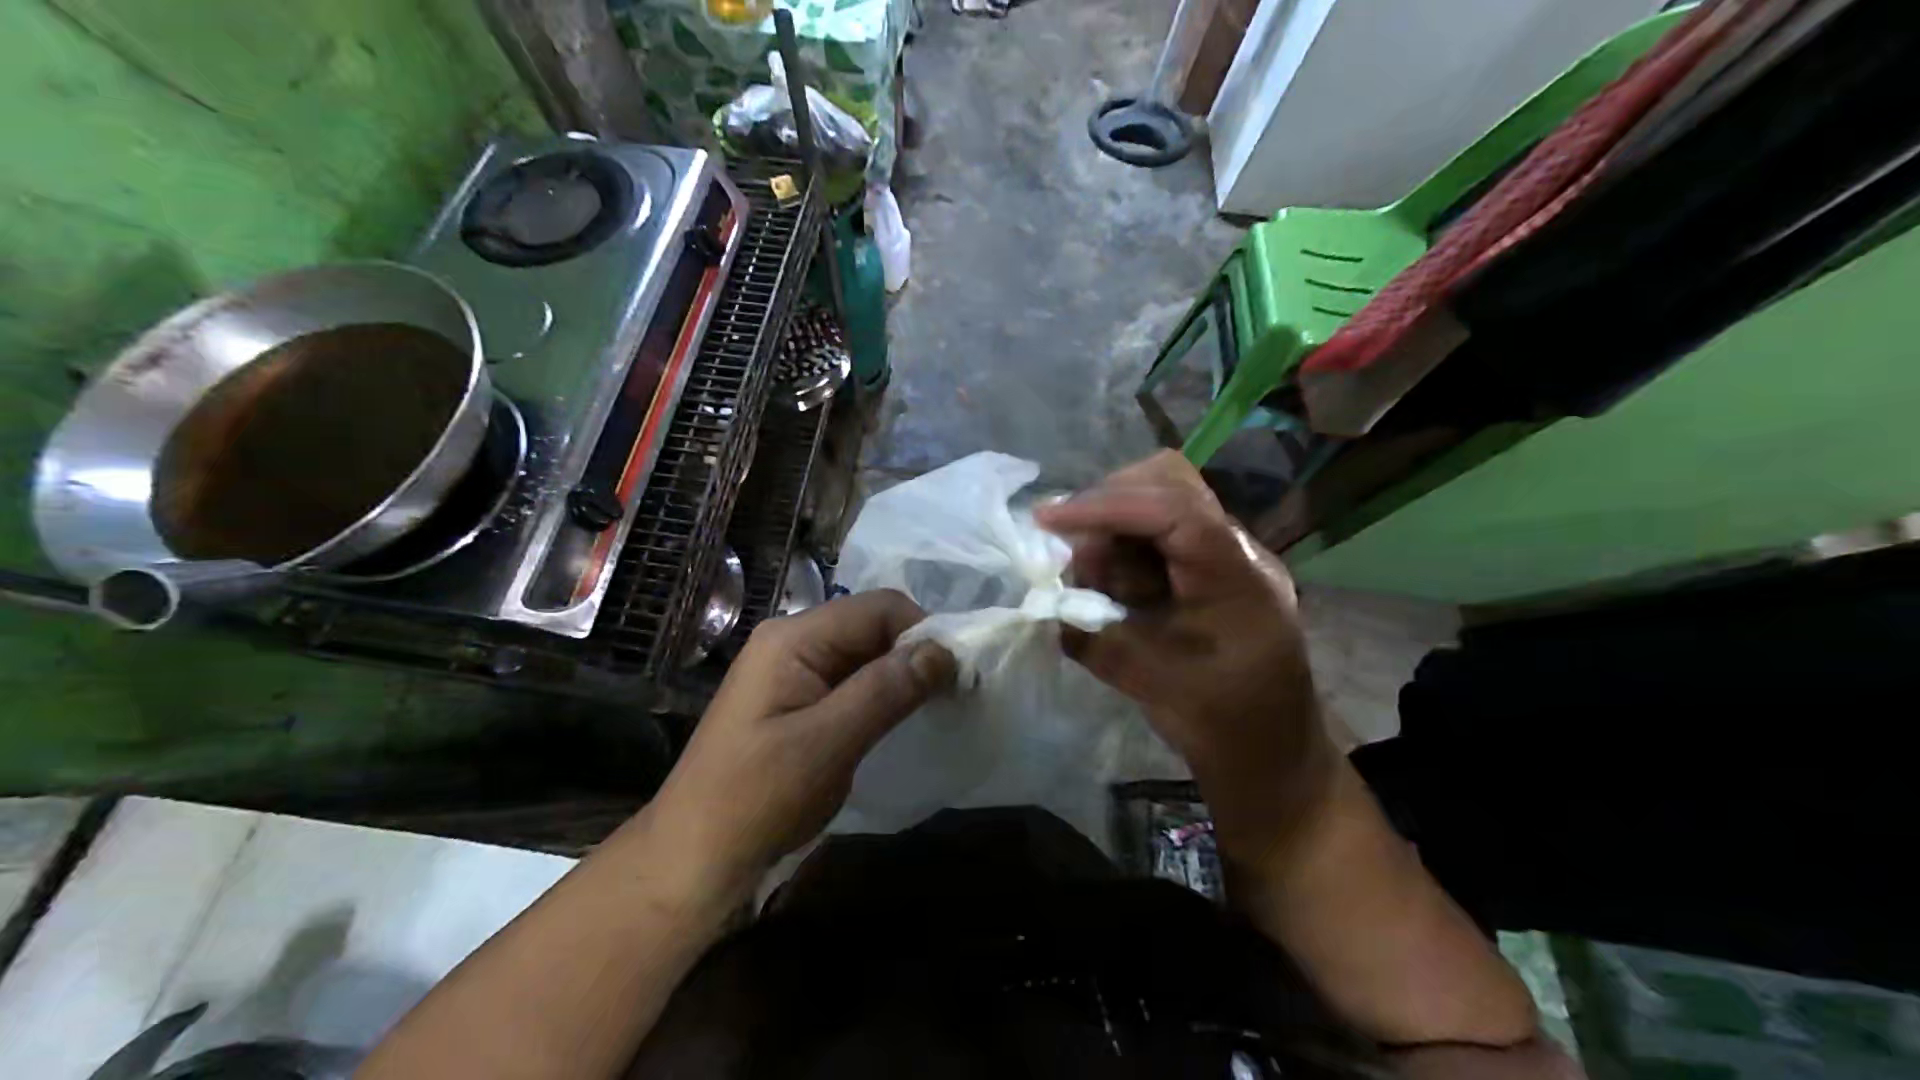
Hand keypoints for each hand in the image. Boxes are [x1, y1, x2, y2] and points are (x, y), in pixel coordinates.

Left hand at [647, 590, 955, 896]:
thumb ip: (886, 690)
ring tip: (932, 707)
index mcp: (793, 638)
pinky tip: (897, 718)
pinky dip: (879, 693)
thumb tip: (943, 650)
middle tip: (951, 694)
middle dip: (913, 652)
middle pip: (870, 625)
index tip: (956, 674)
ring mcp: (791, 670)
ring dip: (899, 675)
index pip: (877, 608)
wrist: (694, 857)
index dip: (921, 631)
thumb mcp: (829, 743)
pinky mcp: (795, 699)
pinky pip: (849, 680)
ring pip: (863, 654)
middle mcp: (792, 641)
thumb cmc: (757, 797)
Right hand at [1034, 451, 1334, 857]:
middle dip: (1107, 505)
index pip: (1172, 510)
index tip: (1049, 521)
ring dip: (1112, 529)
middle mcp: (1236, 552)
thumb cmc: (1222, 727)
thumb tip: (1048, 601)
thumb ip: (1093, 636)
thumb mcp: (1149, 683)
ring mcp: (1227, 558)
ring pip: (1161, 503)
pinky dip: (1123, 550)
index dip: (1105, 506)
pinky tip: (1110, 588)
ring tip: (1089, 578)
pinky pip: (1161, 536)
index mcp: (1236, 578)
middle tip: (1071, 551)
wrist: (1275, 759)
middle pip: (1171, 482)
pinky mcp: (1212, 571)